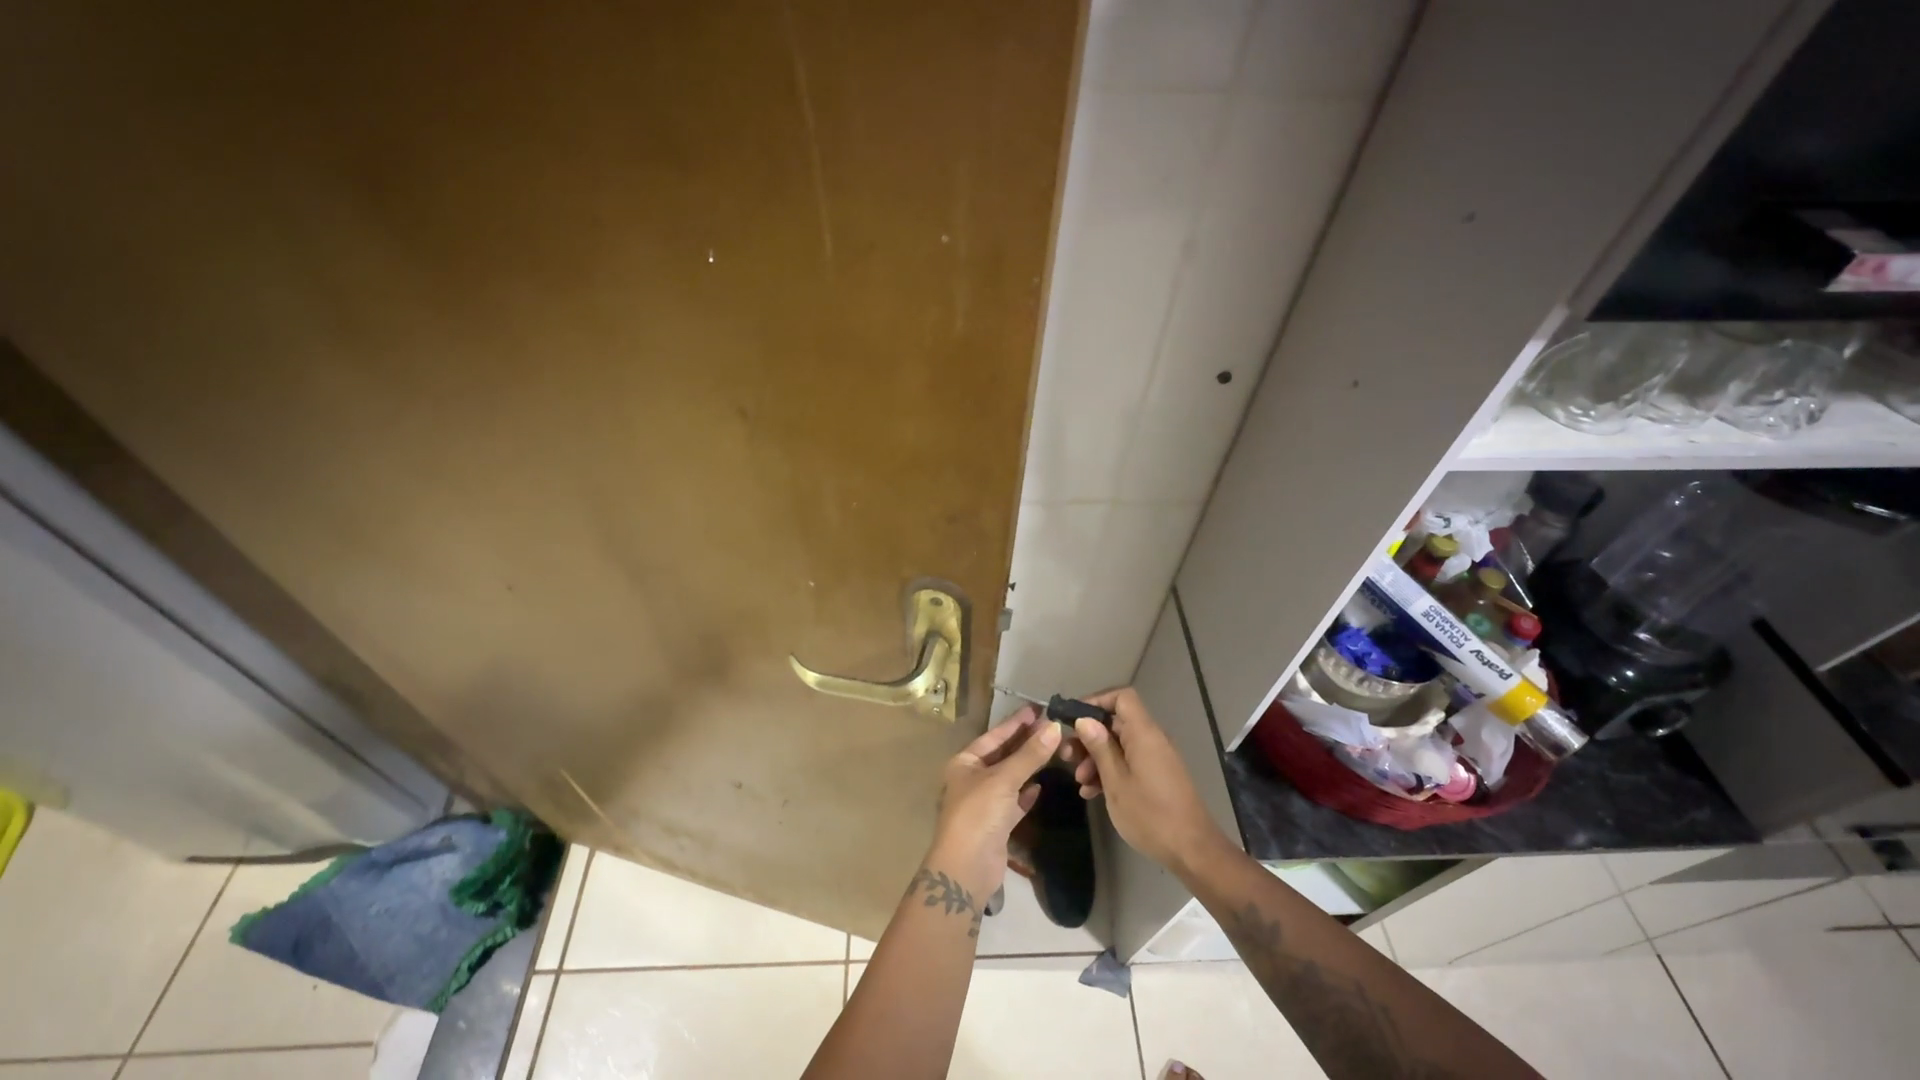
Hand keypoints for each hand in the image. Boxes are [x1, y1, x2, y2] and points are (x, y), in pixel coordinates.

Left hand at [928, 705, 1061, 894]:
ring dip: (1029, 766)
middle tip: (1051, 727)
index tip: (1037, 710)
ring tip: (1052, 749)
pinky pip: (1014, 802)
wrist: (967, 867)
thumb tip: (1054, 727)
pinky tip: (1040, 785)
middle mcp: (972, 780)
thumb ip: (1030, 755)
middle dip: (1025, 742)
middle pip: (1002, 755)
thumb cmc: (978, 814)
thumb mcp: (1003, 779)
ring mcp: (984, 803)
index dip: (1015, 723)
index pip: (993, 736)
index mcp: (964, 763)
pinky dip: (1026, 793)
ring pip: (1010, 778)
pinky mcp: (997, 825)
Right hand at [1066, 687, 1227, 870]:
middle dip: (1089, 738)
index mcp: (1144, 734)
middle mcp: (1152, 740)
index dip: (1096, 702)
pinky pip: (1129, 763)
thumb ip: (1100, 748)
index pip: (1122, 698)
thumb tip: (1084, 719)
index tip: (1072, 721)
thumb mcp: (1116, 782)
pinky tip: (1092, 792)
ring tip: (1079, 782)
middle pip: (1116, 723)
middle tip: (1067, 757)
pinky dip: (1110, 772)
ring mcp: (1155, 759)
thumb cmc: (1150, 814)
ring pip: (1119, 746)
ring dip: (1096, 759)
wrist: (1191, 849)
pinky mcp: (1157, 777)